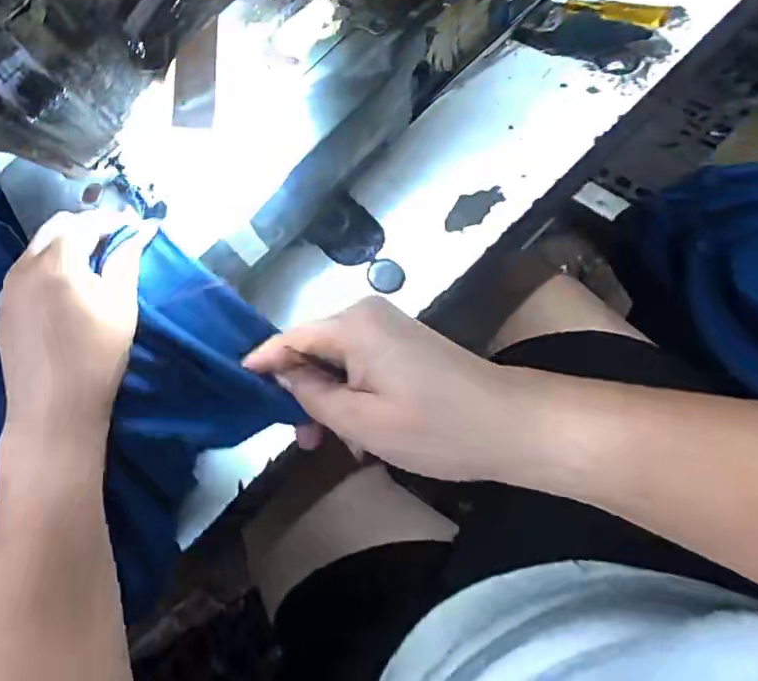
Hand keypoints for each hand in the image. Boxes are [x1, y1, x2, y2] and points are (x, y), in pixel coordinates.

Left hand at [0, 210, 153, 445]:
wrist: (51, 416)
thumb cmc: (95, 360)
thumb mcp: (121, 306)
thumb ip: (126, 260)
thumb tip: (140, 231)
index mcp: (55, 262)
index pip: (84, 223)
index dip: (111, 221)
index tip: (132, 227)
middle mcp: (23, 267)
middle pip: (55, 228)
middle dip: (85, 228)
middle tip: (112, 243)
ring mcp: (7, 288)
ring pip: (36, 248)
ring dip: (63, 246)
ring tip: (90, 265)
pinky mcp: (1, 309)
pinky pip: (24, 272)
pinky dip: (45, 268)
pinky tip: (63, 289)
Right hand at [244, 298, 534, 482]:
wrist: (519, 426)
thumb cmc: (438, 428)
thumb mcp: (363, 422)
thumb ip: (313, 395)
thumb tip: (284, 376)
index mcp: (352, 325)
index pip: (290, 339)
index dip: (264, 361)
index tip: (238, 378)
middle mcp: (365, 314)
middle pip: (313, 349)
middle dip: (303, 391)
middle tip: (303, 439)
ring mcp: (386, 326)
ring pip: (336, 359)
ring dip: (329, 397)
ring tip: (337, 443)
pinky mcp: (402, 341)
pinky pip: (359, 361)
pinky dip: (352, 391)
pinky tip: (362, 428)